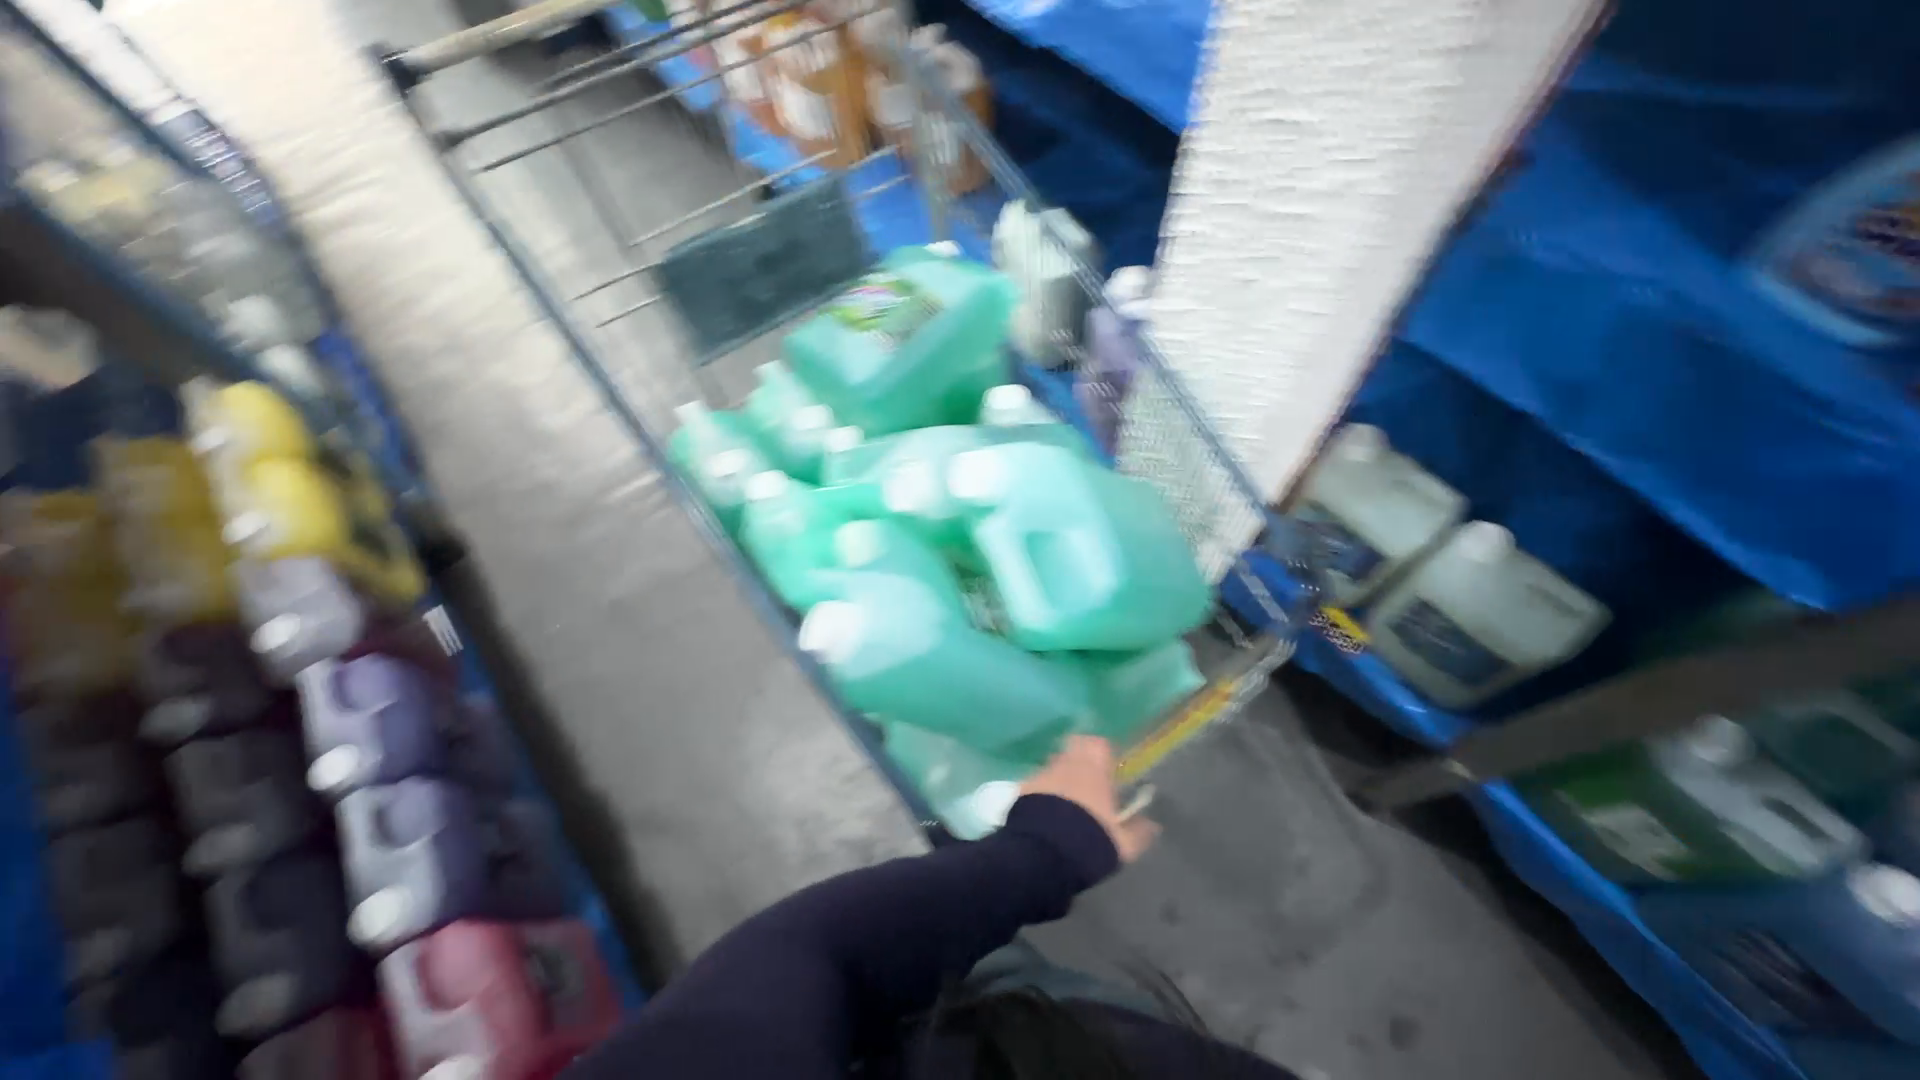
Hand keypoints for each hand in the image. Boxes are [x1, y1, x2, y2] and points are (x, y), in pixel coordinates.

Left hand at [1020, 735, 1158, 862]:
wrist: (1043, 853)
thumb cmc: (1091, 840)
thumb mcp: (1124, 844)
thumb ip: (1140, 831)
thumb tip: (1152, 824)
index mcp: (1094, 768)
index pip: (1099, 744)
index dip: (1104, 754)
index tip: (1110, 770)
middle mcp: (1066, 763)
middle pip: (1073, 751)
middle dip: (1081, 764)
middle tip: (1089, 786)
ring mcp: (1041, 775)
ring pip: (1054, 768)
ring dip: (1061, 780)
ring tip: (1067, 806)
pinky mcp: (1021, 790)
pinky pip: (1036, 786)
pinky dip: (1042, 795)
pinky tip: (1046, 817)